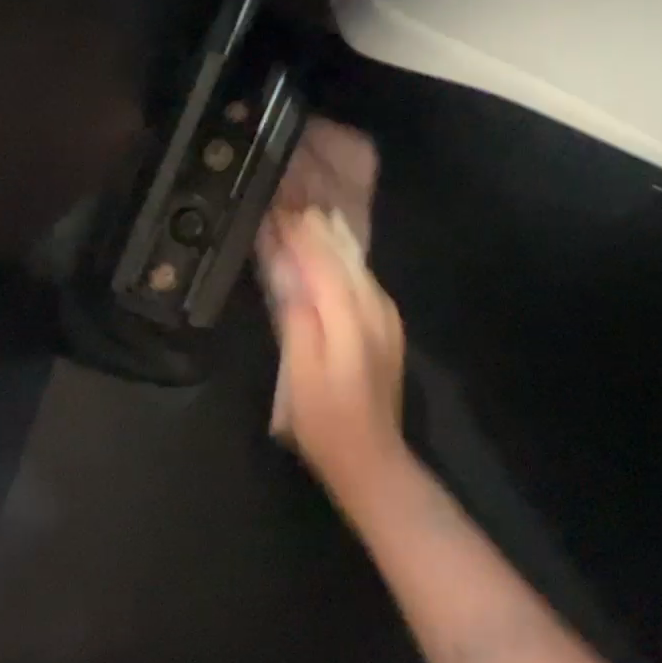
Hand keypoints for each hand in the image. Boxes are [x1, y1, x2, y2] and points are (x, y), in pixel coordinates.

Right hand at [261, 207, 406, 486]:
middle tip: (288, 204)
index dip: (297, 236)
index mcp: (350, 318)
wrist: (370, 457)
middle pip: (344, 258)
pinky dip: (344, 264)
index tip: (275, 210)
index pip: (322, 262)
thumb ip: (298, 320)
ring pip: (358, 267)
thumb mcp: (301, 374)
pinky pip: (364, 283)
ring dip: (332, 243)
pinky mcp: (386, 330)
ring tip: (308, 218)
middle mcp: (375, 309)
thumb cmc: (325, 421)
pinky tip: (333, 257)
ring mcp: (386, 319)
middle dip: (316, 230)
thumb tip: (289, 277)